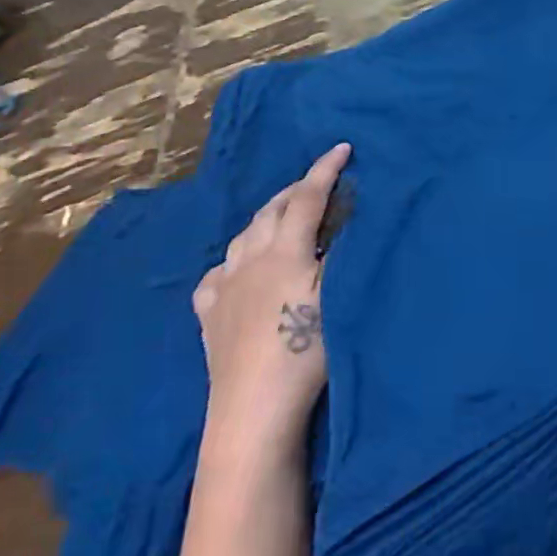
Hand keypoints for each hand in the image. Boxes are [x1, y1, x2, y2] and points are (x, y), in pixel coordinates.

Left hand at [192, 143, 349, 446]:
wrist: (254, 408)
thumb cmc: (307, 347)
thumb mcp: (337, 293)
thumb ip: (340, 251)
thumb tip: (347, 215)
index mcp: (285, 250)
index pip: (307, 198)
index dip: (325, 170)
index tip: (342, 147)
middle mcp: (249, 260)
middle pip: (271, 211)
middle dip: (294, 189)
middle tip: (318, 181)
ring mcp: (224, 288)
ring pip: (242, 237)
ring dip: (266, 218)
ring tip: (283, 218)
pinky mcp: (209, 316)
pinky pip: (218, 273)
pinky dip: (235, 258)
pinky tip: (238, 268)